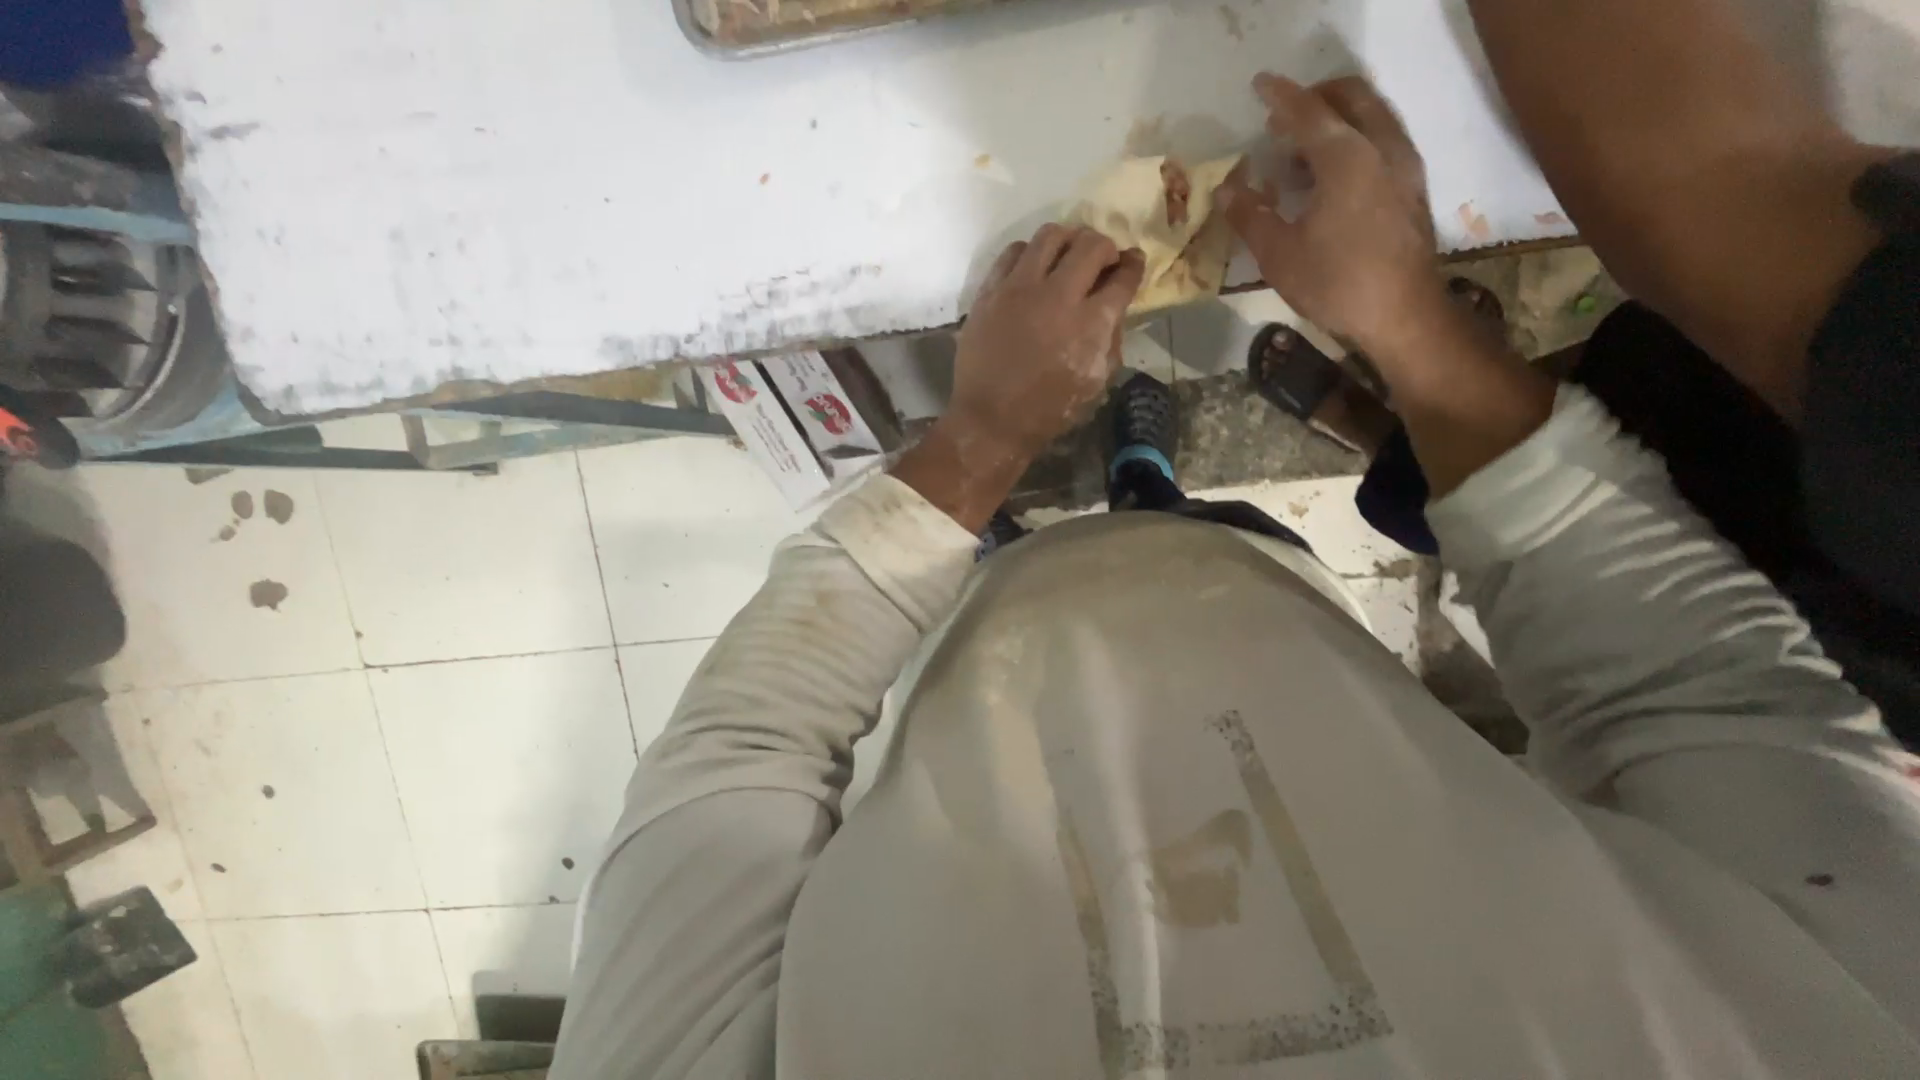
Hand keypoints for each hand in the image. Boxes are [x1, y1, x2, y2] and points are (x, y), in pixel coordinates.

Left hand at [947, 224, 1145, 456]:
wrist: (991, 419)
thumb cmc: (1049, 409)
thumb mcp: (1096, 381)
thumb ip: (1111, 338)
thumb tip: (1113, 307)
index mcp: (1090, 323)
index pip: (1122, 277)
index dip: (1133, 265)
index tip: (1132, 262)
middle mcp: (1057, 295)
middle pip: (1091, 245)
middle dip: (1105, 247)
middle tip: (1102, 260)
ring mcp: (1019, 288)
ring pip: (1051, 235)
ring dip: (1068, 241)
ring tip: (1067, 257)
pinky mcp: (990, 291)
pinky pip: (1014, 251)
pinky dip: (1030, 254)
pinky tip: (1033, 270)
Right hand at [1219, 75, 1447, 352]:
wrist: (1402, 313)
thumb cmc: (1336, 284)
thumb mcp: (1279, 255)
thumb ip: (1251, 216)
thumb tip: (1226, 190)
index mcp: (1345, 159)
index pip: (1308, 112)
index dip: (1281, 97)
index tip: (1260, 85)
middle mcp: (1381, 149)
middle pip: (1351, 98)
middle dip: (1316, 98)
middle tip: (1283, 118)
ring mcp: (1404, 166)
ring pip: (1373, 115)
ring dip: (1337, 118)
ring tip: (1302, 149)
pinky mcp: (1413, 187)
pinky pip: (1384, 140)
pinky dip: (1356, 139)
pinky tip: (1333, 174)